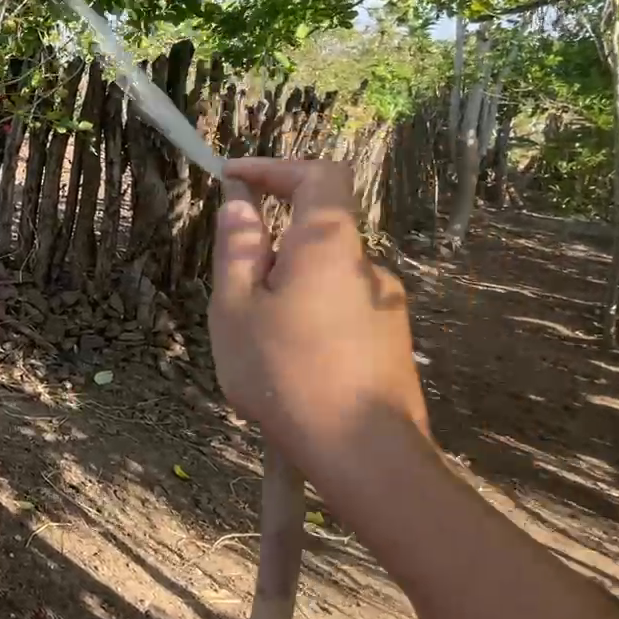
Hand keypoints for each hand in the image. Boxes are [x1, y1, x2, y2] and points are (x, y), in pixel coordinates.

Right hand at [208, 158, 428, 486]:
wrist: (362, 451)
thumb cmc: (283, 370)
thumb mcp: (236, 306)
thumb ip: (238, 248)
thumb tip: (239, 203)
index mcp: (327, 246)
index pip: (319, 175)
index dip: (276, 166)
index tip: (233, 177)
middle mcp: (365, 265)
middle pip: (318, 227)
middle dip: (269, 241)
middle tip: (229, 285)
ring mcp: (384, 303)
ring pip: (323, 272)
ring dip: (284, 283)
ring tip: (252, 335)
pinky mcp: (390, 338)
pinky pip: (338, 304)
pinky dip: (305, 310)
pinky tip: (284, 358)